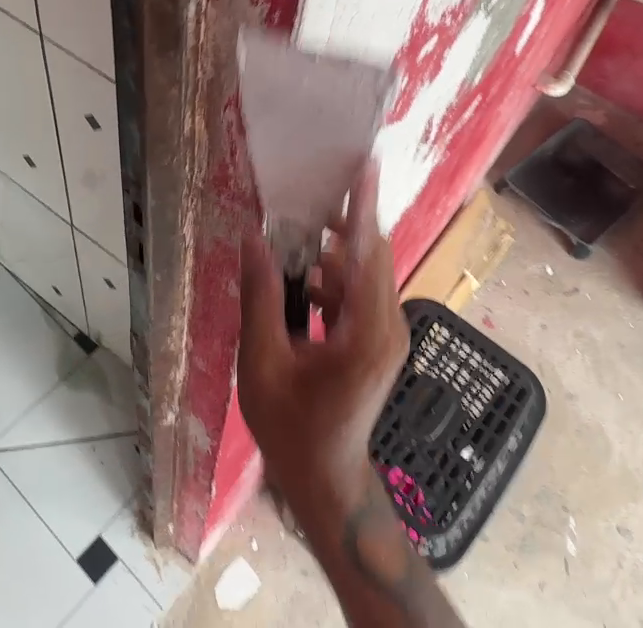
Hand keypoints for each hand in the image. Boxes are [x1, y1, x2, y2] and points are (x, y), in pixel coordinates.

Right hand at [237, 166, 408, 528]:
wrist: (324, 479)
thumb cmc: (292, 429)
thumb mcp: (264, 363)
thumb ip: (261, 298)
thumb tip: (254, 238)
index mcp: (367, 332)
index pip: (368, 252)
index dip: (364, 206)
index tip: (366, 162)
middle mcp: (388, 325)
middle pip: (371, 256)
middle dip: (341, 223)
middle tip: (303, 196)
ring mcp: (388, 334)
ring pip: (365, 273)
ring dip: (332, 253)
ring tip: (292, 237)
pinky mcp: (379, 341)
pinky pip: (360, 294)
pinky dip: (333, 279)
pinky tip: (300, 280)